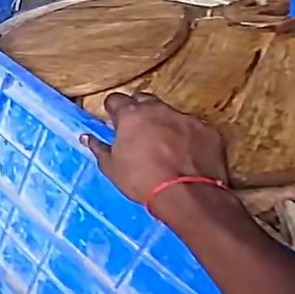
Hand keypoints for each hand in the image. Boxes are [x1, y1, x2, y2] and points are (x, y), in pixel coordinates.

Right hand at [81, 92, 230, 206]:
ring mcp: (185, 118)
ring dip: (163, 122)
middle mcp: (158, 109)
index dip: (112, 109)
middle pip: (144, 99)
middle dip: (138, 110)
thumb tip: (86, 137)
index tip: (113, 121)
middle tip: (136, 129)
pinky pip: (192, 127)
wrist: (187, 194)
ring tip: (163, 144)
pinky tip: (185, 153)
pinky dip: (186, 136)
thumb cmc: (141, 180)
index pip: (115, 99)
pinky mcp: (207, 129)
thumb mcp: (111, 167)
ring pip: (169, 113)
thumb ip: (99, 148)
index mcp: (131, 115)